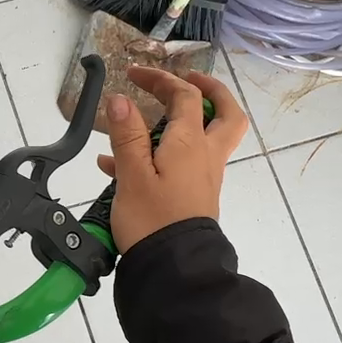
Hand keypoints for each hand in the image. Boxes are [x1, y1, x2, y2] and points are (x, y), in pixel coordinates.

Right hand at [97, 66, 247, 251]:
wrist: (174, 268)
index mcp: (189, 144)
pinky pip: (182, 163)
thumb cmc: (152, 219)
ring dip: (187, 120)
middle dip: (208, 91)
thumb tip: (121, 99)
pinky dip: (160, 153)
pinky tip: (117, 164)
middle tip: (186, 81)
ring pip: (207, 138)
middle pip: (224, 114)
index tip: (134, 74)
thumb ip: (127, 135)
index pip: (184, 96)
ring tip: (150, 117)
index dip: (161, 79)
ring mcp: (202, 177)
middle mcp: (204, 156)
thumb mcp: (132, 174)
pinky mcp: (192, 196)